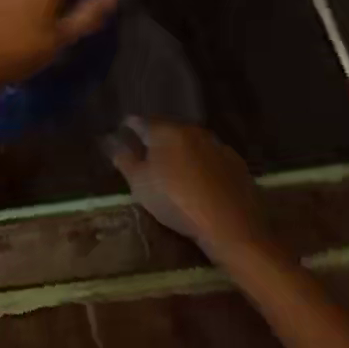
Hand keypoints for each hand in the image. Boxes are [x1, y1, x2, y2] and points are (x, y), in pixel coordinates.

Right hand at [107, 117, 274, 262]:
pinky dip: (202, 164)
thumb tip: (111, 141)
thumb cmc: (176, 202)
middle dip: (156, 139)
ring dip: (181, 150)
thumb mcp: (140, 184)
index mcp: (164, 131)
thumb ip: (124, 159)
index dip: (129, 127)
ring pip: (191, 142)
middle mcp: (191, 130)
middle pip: (168, 129)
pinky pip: (211, 157)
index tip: (123, 134)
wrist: (232, 226)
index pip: (140, 121)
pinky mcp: (236, 163)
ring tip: (175, 169)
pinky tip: (201, 182)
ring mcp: (216, 145)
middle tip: (148, 155)